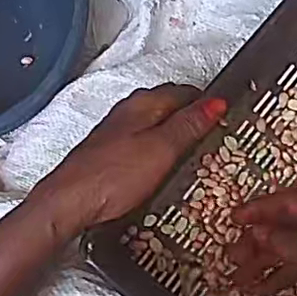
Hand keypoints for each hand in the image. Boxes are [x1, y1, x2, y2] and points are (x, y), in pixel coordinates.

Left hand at [26, 84, 226, 238]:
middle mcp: (127, 113)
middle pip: (168, 106)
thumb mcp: (161, 149)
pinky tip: (164, 167)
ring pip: (154, 126)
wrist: (69, 203)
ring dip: (175, 135)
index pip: (184, 92)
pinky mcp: (109, 157)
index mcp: (143, 104)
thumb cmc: (113, 176)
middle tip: (216, 136)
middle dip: (192, 117)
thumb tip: (216, 102)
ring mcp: (116, 135)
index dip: (207, 103)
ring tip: (196, 154)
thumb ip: (188, 125)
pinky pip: (142, 145)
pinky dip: (159, 151)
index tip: (226, 117)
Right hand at [228, 190, 296, 295]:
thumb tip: (259, 230)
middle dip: (258, 239)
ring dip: (264, 260)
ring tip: (239, 277)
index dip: (260, 209)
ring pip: (290, 245)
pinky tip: (259, 289)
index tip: (233, 220)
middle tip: (232, 256)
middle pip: (288, 224)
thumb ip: (291, 244)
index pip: (291, 202)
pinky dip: (279, 275)